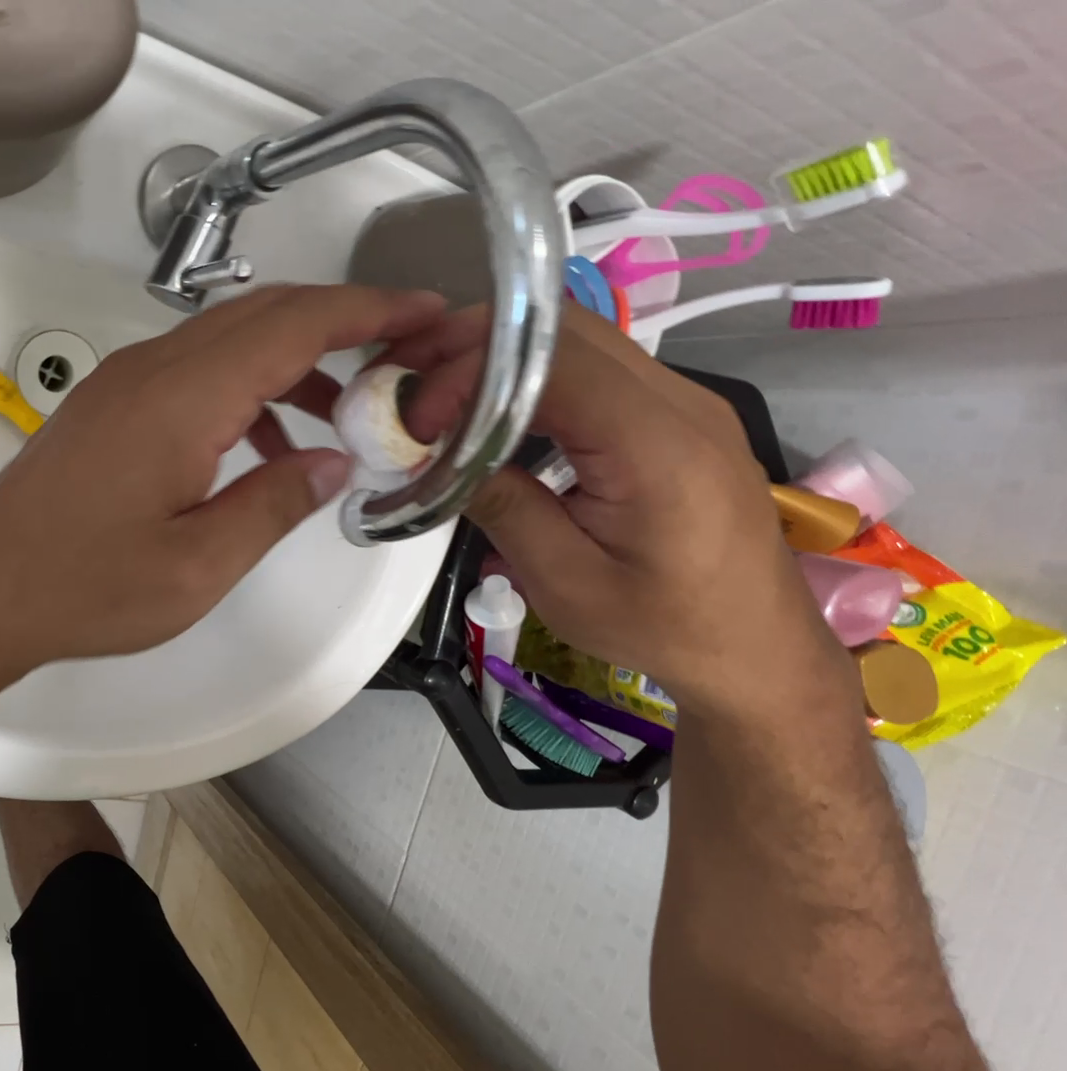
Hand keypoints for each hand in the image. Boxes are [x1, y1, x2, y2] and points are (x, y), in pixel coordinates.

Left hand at [0, 285, 446, 693]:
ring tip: (344, 415)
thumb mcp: (197, 566)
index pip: (293, 324)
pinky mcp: (105, 406)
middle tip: (404, 351)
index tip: (428, 311)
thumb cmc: (83, 589)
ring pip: (226, 341)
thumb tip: (334, 461)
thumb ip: (274, 504)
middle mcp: (149, 370)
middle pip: (262, 314)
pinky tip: (263, 446)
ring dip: (291, 362)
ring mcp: (121, 383)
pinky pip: (190, 372)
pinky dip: (243, 389)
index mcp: (180, 398)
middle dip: (340, 322)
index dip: (368, 311)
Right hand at [401, 305, 860, 713]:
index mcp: (657, 446)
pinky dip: (531, 375)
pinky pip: (595, 369)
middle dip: (473, 342)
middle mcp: (681, 402)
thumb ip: (503, 506)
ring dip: (500, 354)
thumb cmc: (661, 626)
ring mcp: (685, 401)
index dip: (469, 374)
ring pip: (579, 339)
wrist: (755, 649)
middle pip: (564, 329)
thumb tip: (437, 454)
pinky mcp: (676, 414)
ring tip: (436, 391)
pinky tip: (491, 412)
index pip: (551, 365)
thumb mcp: (564, 581)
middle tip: (407, 378)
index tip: (415, 420)